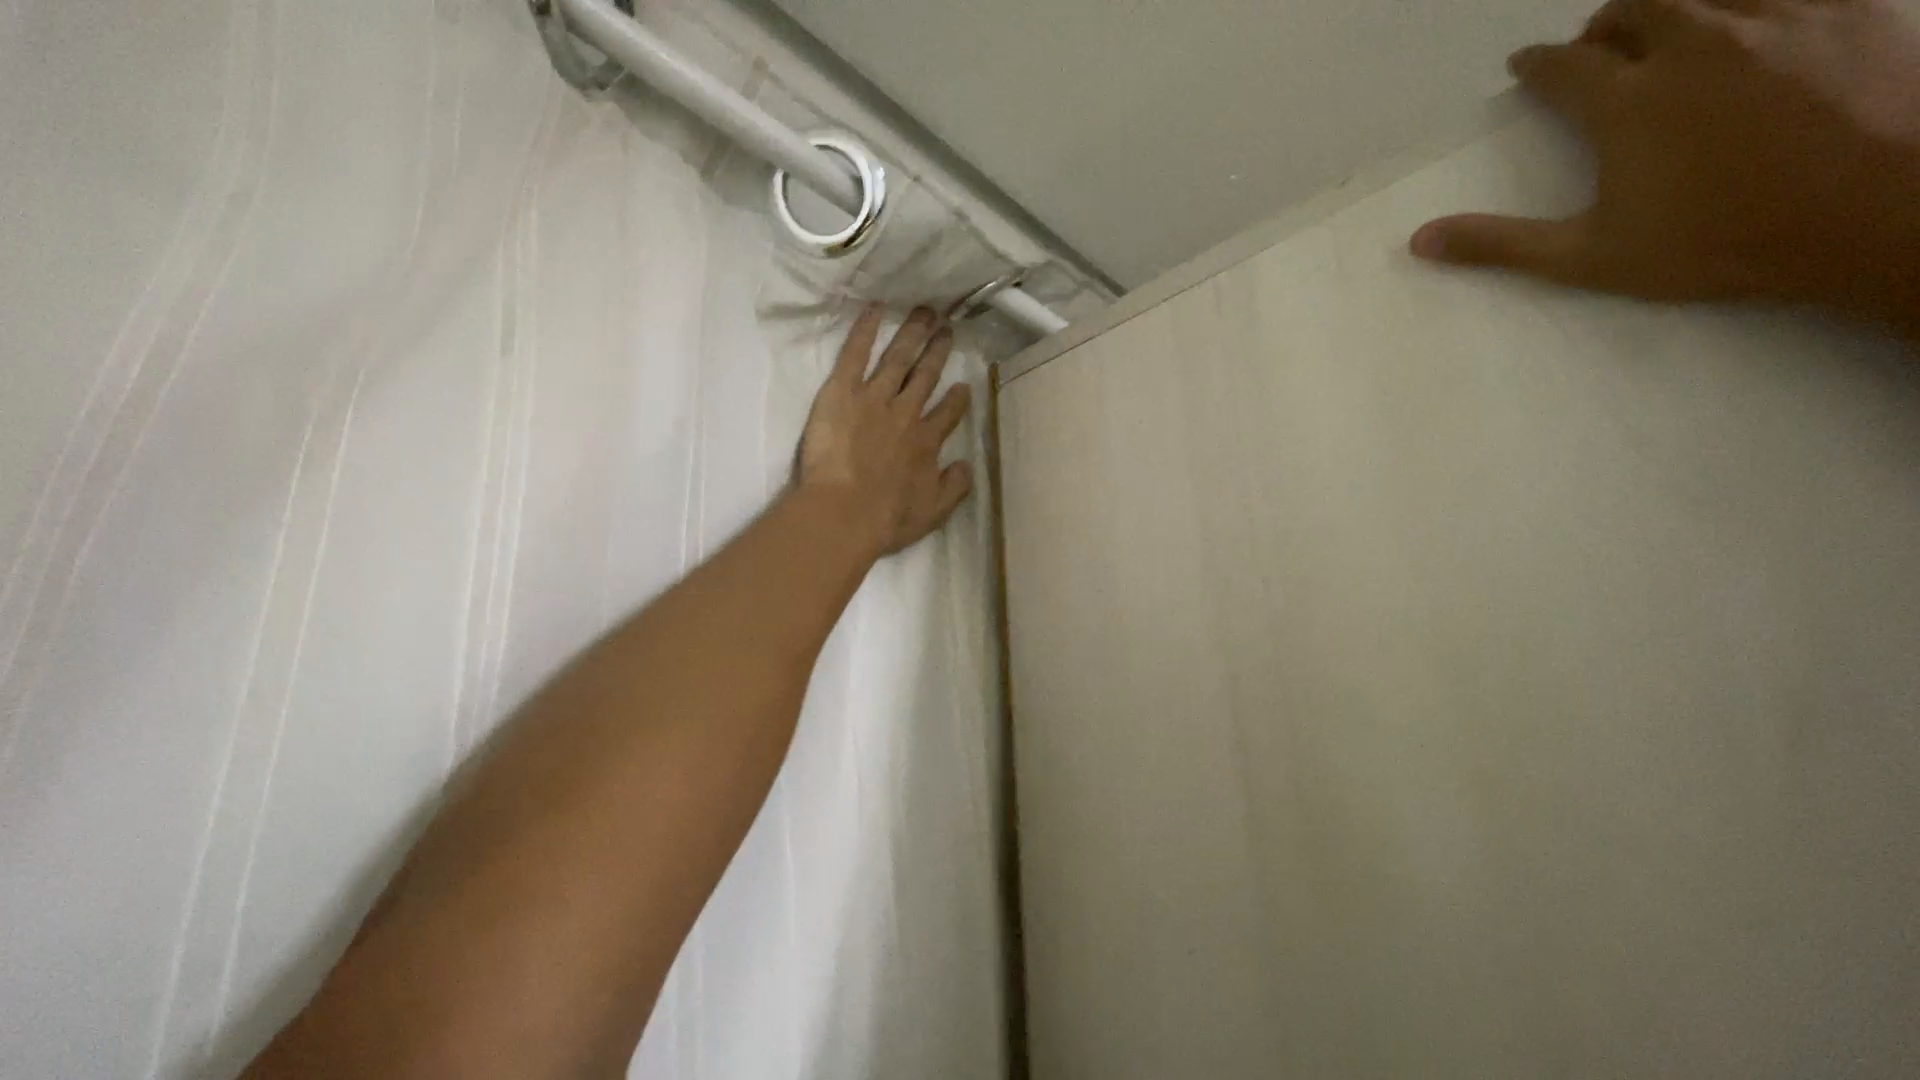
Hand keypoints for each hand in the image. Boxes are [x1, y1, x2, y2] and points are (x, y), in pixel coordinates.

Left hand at [796, 305, 974, 559]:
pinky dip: (865, 330)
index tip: (961, 386)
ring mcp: (875, 399)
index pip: (947, 413)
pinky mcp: (842, 392)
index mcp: (927, 443)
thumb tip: (967, 466)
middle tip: (947, 328)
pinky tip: (875, 309)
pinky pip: (855, 354)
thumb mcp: (933, 512)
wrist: (844, 512)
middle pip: (925, 376)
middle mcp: (906, 414)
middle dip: (937, 351)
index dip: (956, 399)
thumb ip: (954, 487)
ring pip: (898, 359)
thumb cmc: (885, 519)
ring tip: (924, 312)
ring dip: (912, 334)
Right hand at [1411, 0, 1919, 329]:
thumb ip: (1501, 245)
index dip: (1535, 65)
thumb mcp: (1590, 258)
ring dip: (1672, 4)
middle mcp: (1691, 41)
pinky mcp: (1848, 6)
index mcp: (1625, 101)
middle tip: (1596, 49)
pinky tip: (1752, 21)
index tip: (1524, 68)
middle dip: (1602, 26)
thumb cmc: (1717, 245)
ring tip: (1669, 27)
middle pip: (1630, 7)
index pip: (1561, 65)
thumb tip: (1419, 240)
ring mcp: (1775, 15)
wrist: (1876, 217)